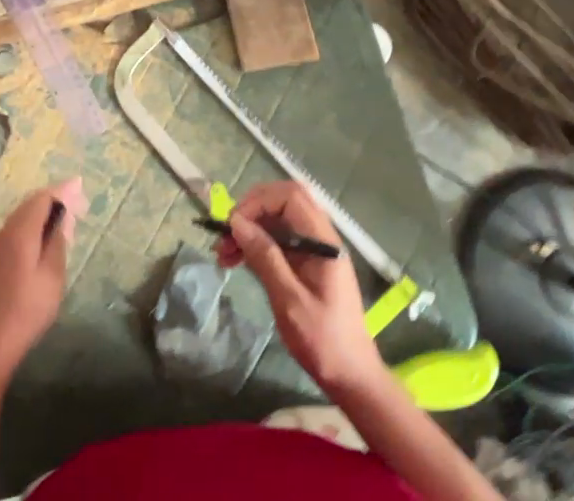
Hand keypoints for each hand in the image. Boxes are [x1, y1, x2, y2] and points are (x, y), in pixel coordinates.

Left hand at [0, 184, 78, 373]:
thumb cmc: (28, 309)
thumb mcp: (52, 276)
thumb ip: (57, 242)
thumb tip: (63, 216)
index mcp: (19, 233)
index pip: (42, 200)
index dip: (61, 191)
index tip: (79, 184)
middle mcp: (3, 233)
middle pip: (28, 206)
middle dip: (52, 199)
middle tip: (75, 199)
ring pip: (19, 219)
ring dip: (40, 213)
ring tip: (62, 216)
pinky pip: (14, 232)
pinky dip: (30, 227)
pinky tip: (40, 238)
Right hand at [217, 182, 383, 395]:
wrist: (351, 376)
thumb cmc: (323, 340)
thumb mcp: (289, 300)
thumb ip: (265, 257)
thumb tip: (237, 223)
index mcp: (324, 243)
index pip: (291, 196)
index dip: (258, 202)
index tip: (233, 226)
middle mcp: (321, 240)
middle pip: (284, 202)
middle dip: (251, 211)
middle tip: (226, 236)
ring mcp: (314, 252)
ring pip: (278, 221)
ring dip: (249, 230)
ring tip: (222, 253)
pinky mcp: (307, 266)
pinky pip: (279, 242)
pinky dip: (256, 246)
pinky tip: (236, 261)